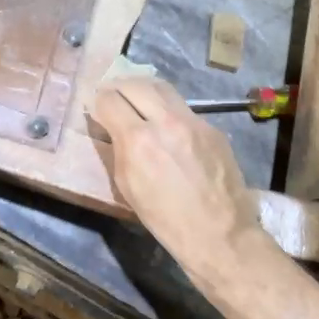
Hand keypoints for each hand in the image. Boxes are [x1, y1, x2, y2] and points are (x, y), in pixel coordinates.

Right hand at [90, 77, 267, 272]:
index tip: (98, 109)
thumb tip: (111, 128)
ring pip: (162, 88)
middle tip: (114, 96)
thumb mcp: (127, 186)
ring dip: (144, 90)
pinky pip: (184, 109)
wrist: (219, 234)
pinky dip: (168, 111)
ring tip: (138, 100)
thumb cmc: (164, 219)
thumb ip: (117, 149)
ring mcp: (193, 122)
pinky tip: (168, 128)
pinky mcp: (213, 128)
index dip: (99, 102)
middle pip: (135, 84)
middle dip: (119, 87)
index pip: (109, 99)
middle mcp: (165, 122)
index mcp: (138, 139)